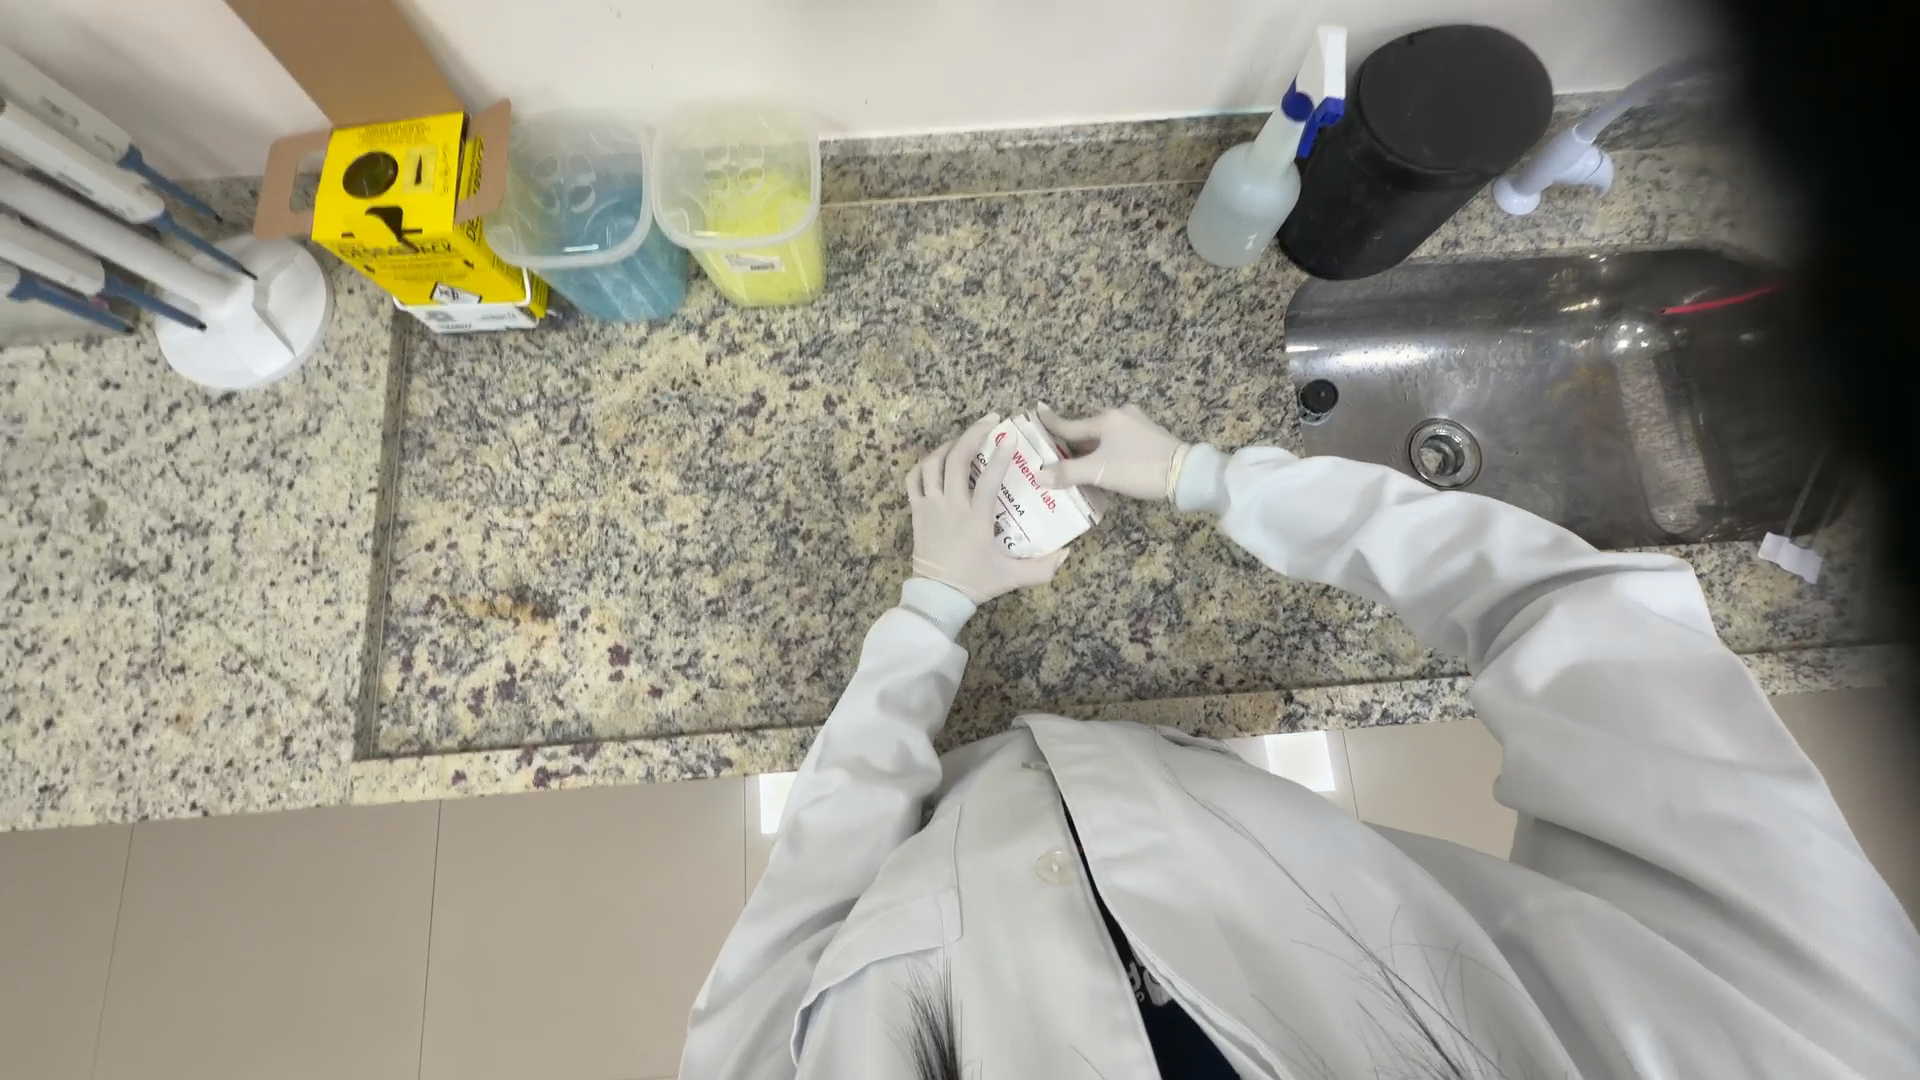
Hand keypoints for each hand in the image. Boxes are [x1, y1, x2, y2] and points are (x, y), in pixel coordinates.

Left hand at [906, 414, 1068, 602]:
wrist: (937, 596)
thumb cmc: (975, 582)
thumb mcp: (1013, 577)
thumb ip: (1043, 568)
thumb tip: (1067, 553)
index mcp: (976, 519)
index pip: (989, 480)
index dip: (1000, 456)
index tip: (1010, 436)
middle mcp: (951, 506)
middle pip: (957, 460)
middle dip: (973, 434)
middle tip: (991, 421)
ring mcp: (930, 506)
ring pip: (933, 463)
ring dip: (949, 446)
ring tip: (965, 440)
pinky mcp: (917, 511)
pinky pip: (914, 478)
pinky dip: (924, 464)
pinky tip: (938, 460)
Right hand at [1035, 404, 1190, 501]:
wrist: (1185, 474)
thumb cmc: (1138, 468)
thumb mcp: (1099, 472)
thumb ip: (1068, 473)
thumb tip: (1039, 475)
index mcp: (1105, 420)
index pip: (1070, 424)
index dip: (1051, 422)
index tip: (1037, 410)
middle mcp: (1120, 416)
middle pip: (1087, 429)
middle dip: (1071, 440)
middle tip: (1053, 449)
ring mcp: (1137, 425)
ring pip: (1104, 435)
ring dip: (1090, 447)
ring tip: (1075, 460)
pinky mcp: (1150, 437)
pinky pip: (1118, 441)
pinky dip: (1106, 450)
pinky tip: (1103, 462)